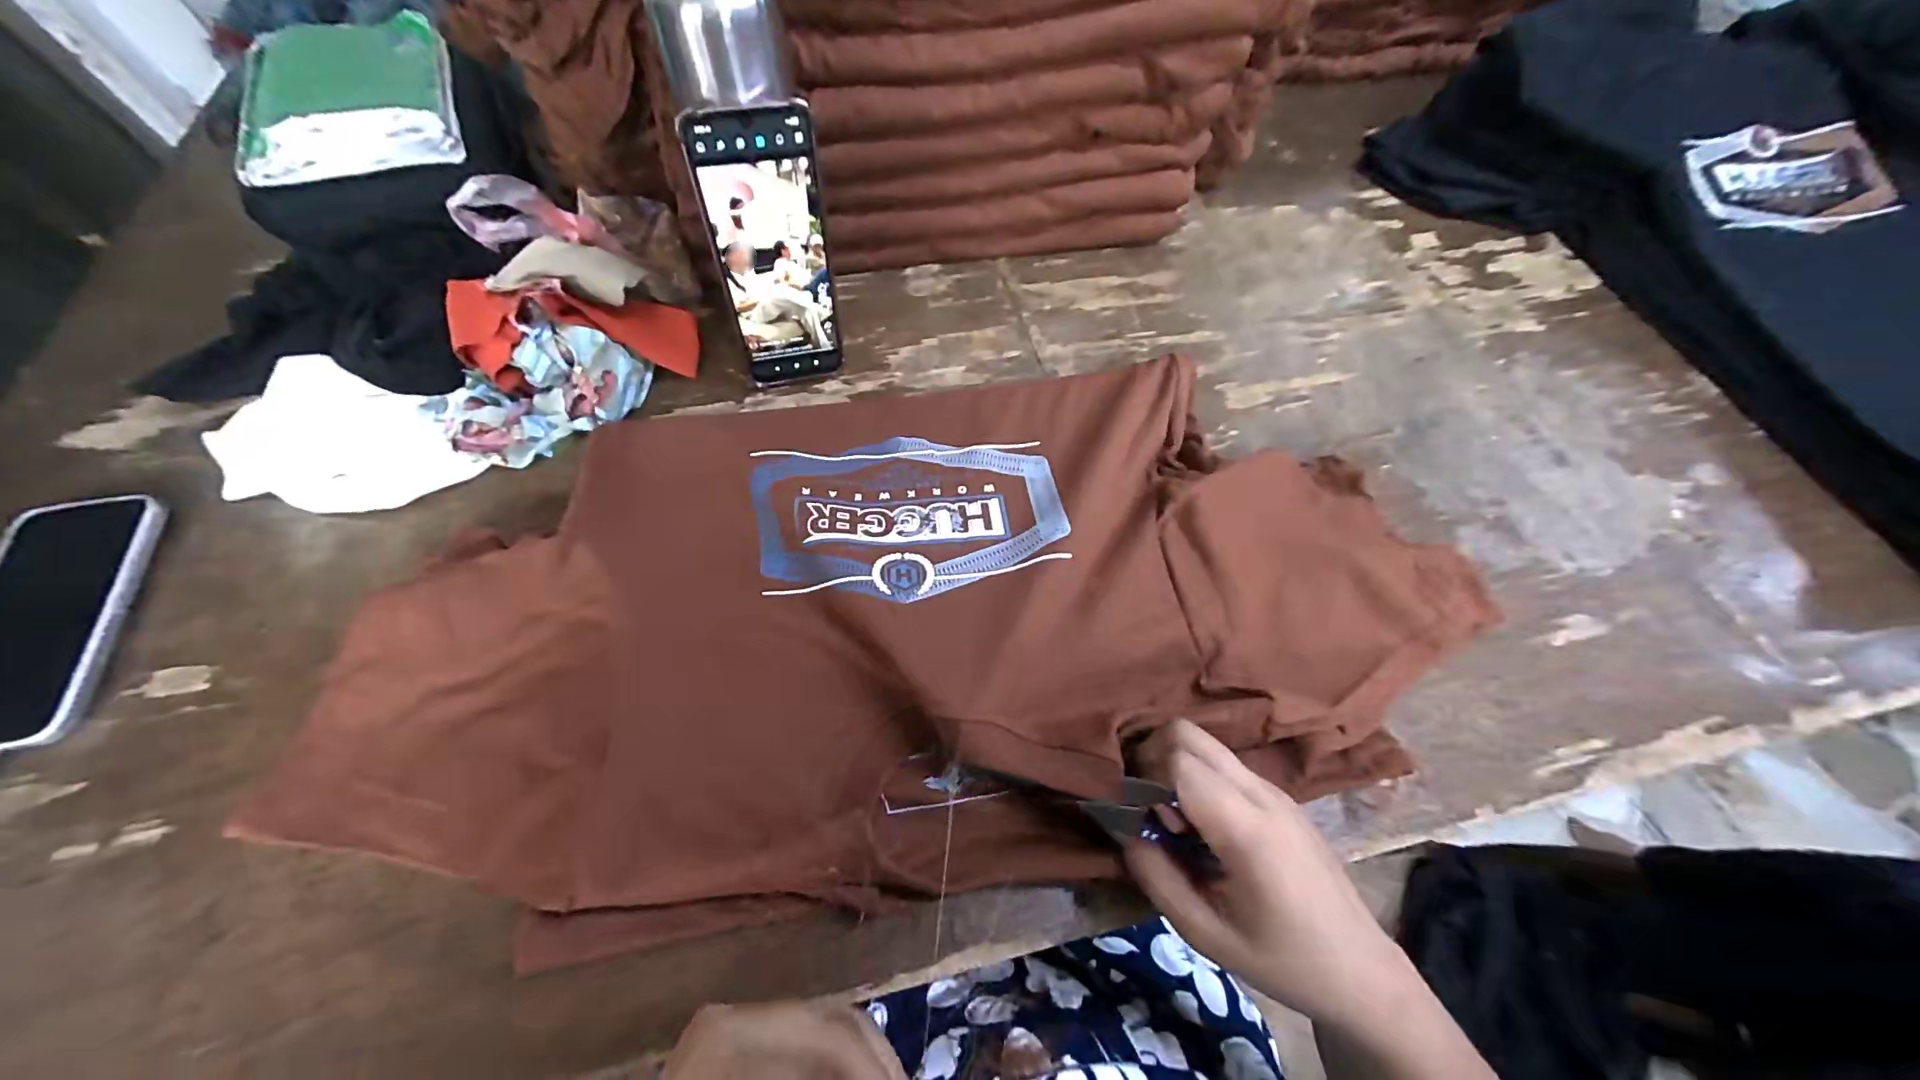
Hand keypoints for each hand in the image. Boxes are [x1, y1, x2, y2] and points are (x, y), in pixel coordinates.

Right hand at [1122, 719, 1418, 1030]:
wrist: (1362, 970)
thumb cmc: (1282, 961)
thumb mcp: (1205, 934)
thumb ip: (1156, 876)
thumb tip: (1123, 829)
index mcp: (1247, 828)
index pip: (1178, 761)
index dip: (1143, 779)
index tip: (1140, 819)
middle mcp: (1262, 794)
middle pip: (1186, 734)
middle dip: (1151, 759)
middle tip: (1149, 809)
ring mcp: (1274, 790)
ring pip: (1204, 743)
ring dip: (1174, 766)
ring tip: (1177, 821)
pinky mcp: (1279, 795)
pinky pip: (1222, 762)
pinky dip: (1196, 776)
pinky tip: (1202, 826)